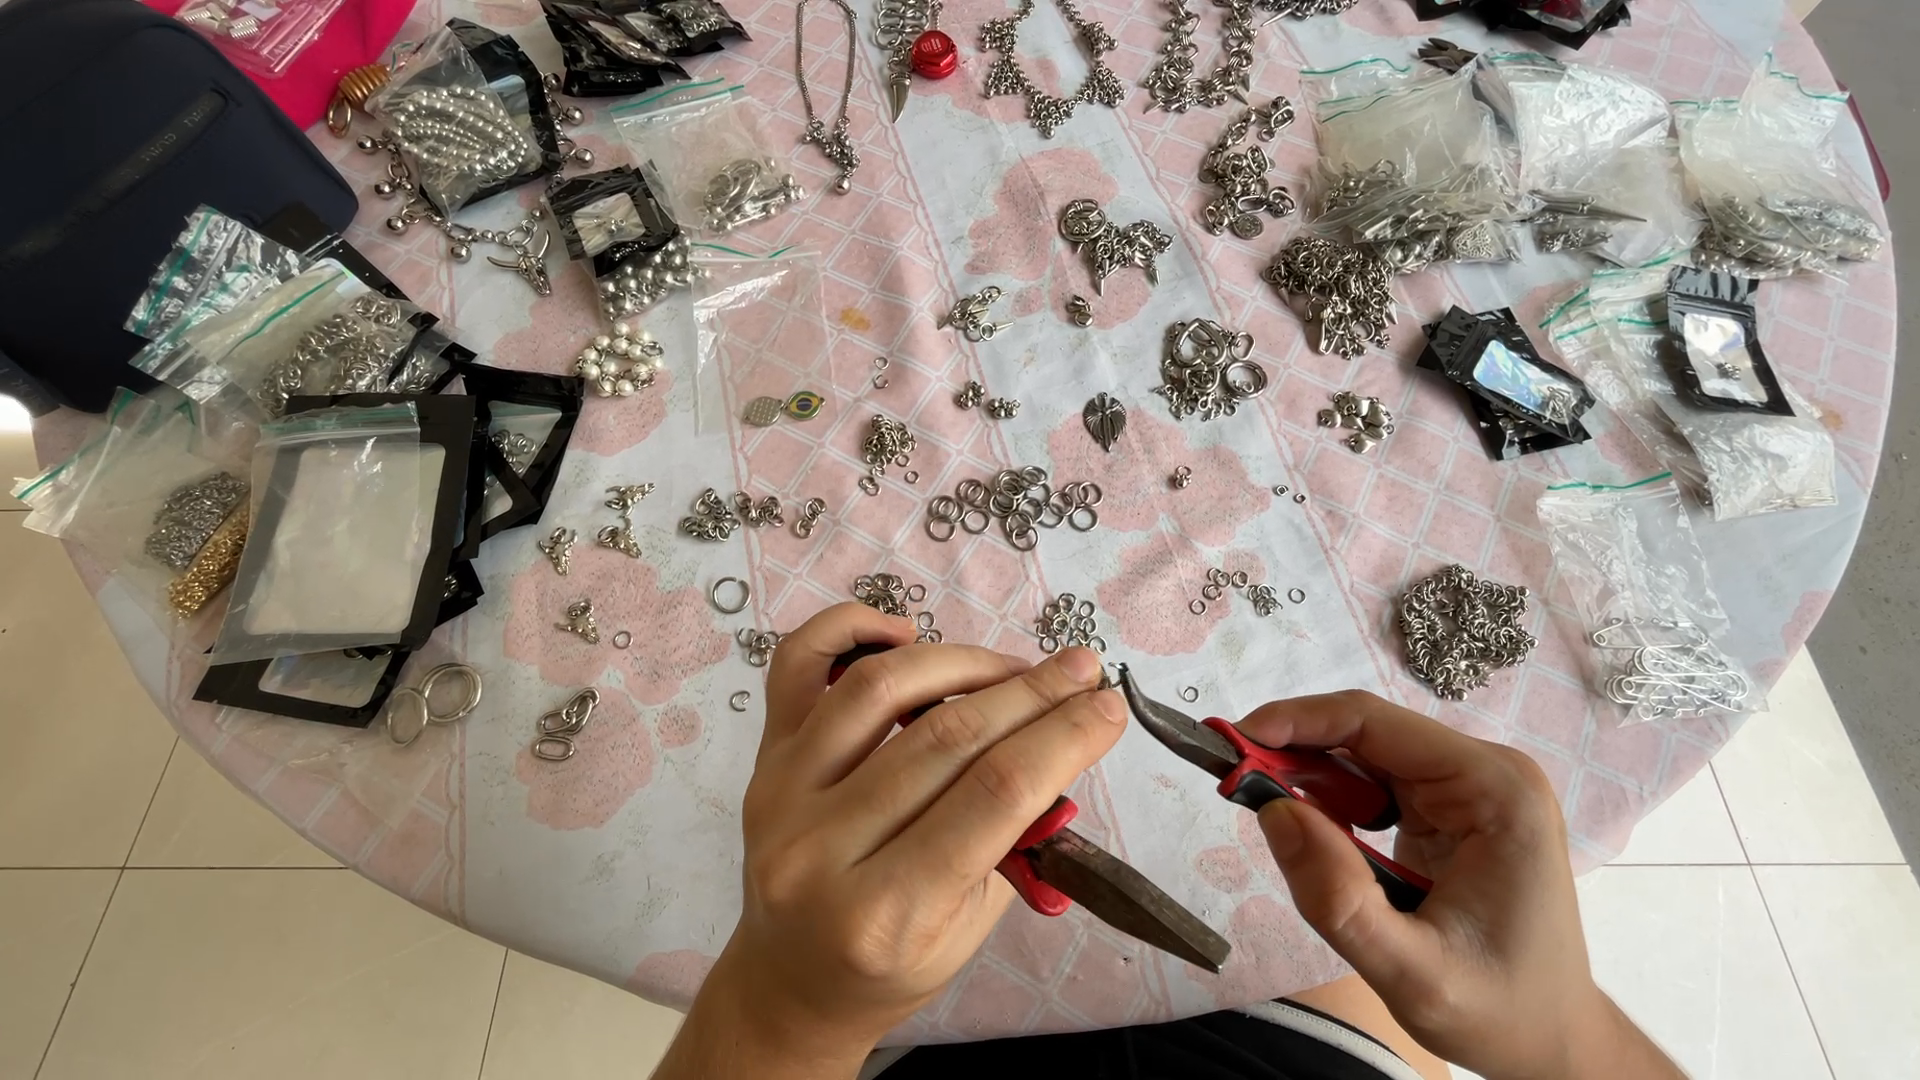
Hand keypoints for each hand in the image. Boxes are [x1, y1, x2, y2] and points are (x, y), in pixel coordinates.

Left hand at [654, 603, 1124, 1078]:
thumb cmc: (892, 964)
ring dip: (963, 662)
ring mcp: (782, 791)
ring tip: (1012, 667)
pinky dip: (849, 627)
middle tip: (1080, 669)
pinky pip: (796, 663)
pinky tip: (905, 631)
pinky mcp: (762, 756)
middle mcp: (822, 846)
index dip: (1062, 738)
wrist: (792, 981)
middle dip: (1031, 693)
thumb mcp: (971, 927)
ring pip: (881, 688)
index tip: (1106, 704)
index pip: (994, 796)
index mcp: (884, 913)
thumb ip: (1011, 834)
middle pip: (949, 738)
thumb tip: (1060, 736)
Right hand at [1244, 692, 1681, 1079]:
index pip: (1373, 721)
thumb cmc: (1499, 1013)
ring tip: (1269, 811)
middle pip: (1363, 730)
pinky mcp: (1446, 801)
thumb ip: (1340, 900)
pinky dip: (1326, 797)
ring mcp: (1466, 783)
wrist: (1554, 1045)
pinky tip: (1316, 834)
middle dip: (1292, 750)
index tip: (1232, 742)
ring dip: (1306, 776)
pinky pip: (1367, 778)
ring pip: (1359, 751)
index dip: (1296, 721)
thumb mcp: (1413, 974)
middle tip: (1236, 781)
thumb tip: (1274, 812)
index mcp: (1492, 789)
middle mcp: (1483, 768)